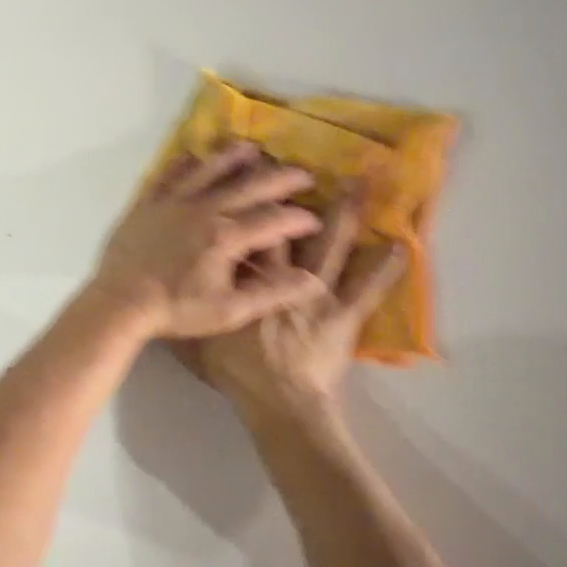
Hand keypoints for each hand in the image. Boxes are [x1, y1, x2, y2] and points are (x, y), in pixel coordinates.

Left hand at [90, 142, 325, 339]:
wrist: (118, 303)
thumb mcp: (229, 310)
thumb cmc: (174, 310)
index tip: (315, 220)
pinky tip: (191, 156)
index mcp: (226, 236)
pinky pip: (166, 176)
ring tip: (252, 150)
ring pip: (207, 171)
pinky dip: (182, 164)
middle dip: (280, 179)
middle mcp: (202, 210)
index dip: (299, 220)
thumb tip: (314, 280)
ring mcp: (170, 204)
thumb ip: (272, 293)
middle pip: (248, 186)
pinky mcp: (144, 205)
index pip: (274, 221)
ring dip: (232, 159)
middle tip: (303, 174)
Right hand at [173, 190, 406, 422]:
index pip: (241, 237)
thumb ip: (186, 312)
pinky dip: (385, 267)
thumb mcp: (195, 339)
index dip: (244, 208)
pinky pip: (368, 287)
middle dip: (290, 197)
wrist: (275, 400)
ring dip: (347, 213)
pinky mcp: (344, 314)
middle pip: (285, 229)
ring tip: (361, 183)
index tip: (246, 178)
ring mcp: (317, 293)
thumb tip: (165, 294)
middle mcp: (280, 276)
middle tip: (298, 165)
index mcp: (242, 281)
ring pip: (332, 245)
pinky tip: (401, 244)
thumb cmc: (233, 371)